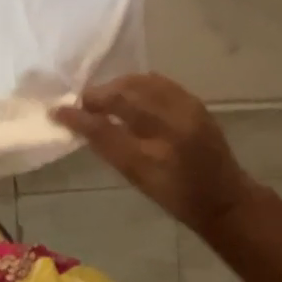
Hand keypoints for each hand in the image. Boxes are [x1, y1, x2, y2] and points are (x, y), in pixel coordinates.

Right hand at [50, 73, 258, 233]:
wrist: (225, 199)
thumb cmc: (176, 196)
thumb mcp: (136, 178)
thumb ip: (106, 146)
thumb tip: (75, 121)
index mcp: (155, 154)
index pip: (105, 127)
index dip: (78, 116)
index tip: (56, 111)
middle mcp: (172, 126)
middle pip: (123, 96)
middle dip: (97, 96)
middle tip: (82, 105)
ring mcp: (187, 110)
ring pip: (141, 83)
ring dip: (116, 87)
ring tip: (104, 99)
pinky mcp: (195, 102)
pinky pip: (158, 83)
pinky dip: (137, 85)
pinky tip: (129, 96)